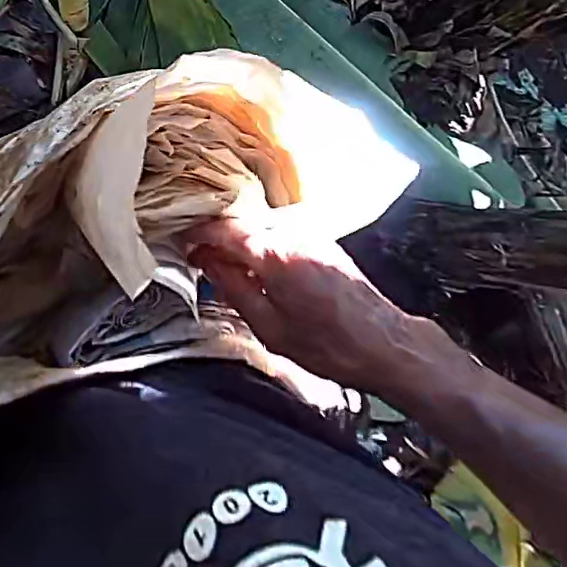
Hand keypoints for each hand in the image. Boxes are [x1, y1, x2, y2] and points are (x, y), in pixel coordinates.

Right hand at [186, 218, 443, 388]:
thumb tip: (207, 263)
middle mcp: (291, 235)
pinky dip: (258, 241)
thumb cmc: (329, 345)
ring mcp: (308, 233)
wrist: (384, 343)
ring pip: (258, 223)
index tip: (183, 242)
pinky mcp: (320, 239)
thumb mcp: (268, 326)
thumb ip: (233, 288)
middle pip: (240, 221)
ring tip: (223, 262)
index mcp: (274, 256)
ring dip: (237, 237)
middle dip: (215, 234)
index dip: (198, 233)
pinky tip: (254, 264)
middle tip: (198, 254)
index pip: (223, 230)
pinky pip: (277, 231)